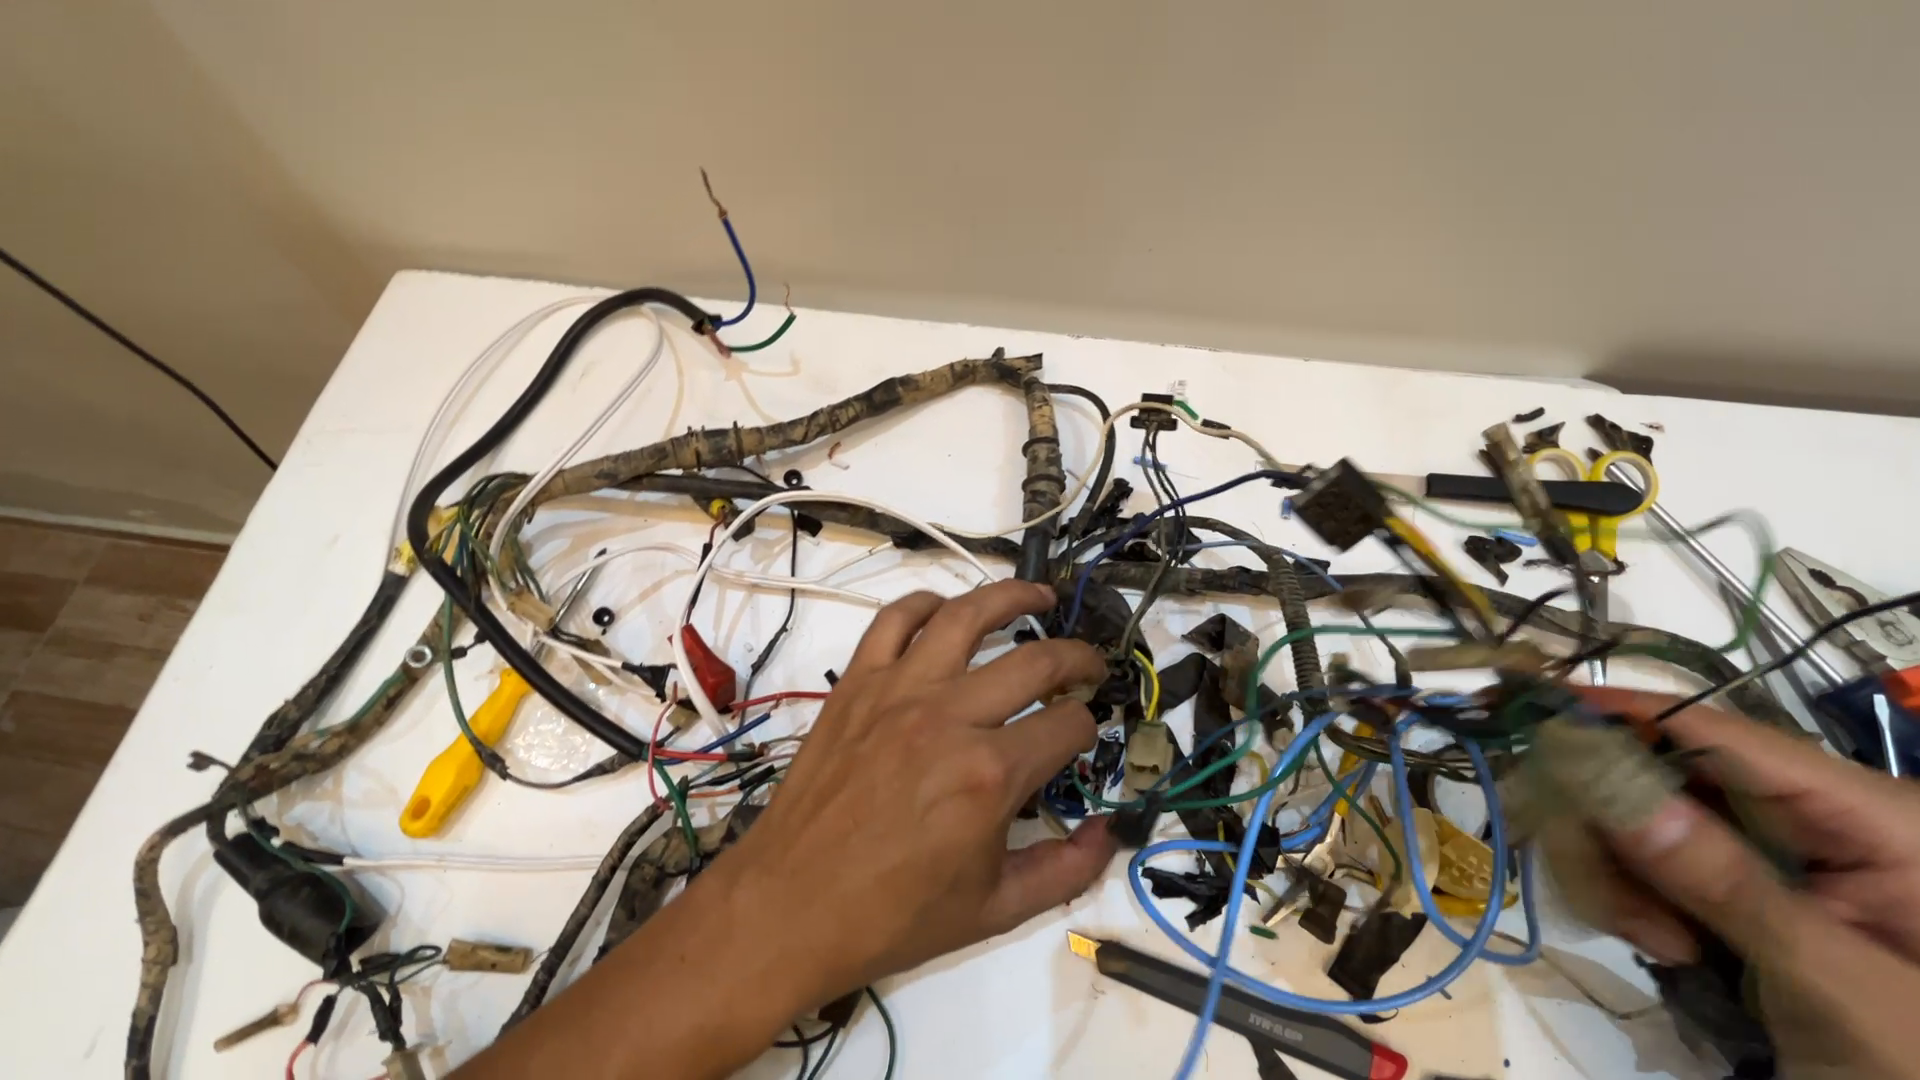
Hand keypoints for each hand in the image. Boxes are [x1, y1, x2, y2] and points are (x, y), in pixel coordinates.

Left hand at [710, 579, 1115, 999]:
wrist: (792, 906)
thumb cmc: (895, 915)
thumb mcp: (997, 910)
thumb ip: (1067, 870)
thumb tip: (1109, 830)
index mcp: (990, 774)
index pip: (1068, 725)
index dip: (1088, 728)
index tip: (1082, 735)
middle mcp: (949, 717)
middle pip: (1036, 662)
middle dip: (1078, 659)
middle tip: (1090, 666)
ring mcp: (898, 691)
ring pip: (966, 616)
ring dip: (1013, 597)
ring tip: (1039, 597)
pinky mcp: (856, 684)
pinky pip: (893, 621)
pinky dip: (925, 604)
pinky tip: (946, 611)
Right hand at [1539, 688, 1919, 1078]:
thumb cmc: (1910, 1064)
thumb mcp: (1840, 985)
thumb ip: (1734, 888)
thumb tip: (1613, 794)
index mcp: (1866, 814)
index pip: (1724, 735)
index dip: (1626, 712)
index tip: (1537, 704)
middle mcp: (1801, 811)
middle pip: (1651, 772)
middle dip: (1610, 833)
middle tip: (1617, 906)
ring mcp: (1753, 844)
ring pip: (1623, 814)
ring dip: (1611, 875)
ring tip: (1659, 945)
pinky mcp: (1716, 875)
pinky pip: (1627, 854)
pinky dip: (1619, 894)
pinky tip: (1665, 946)